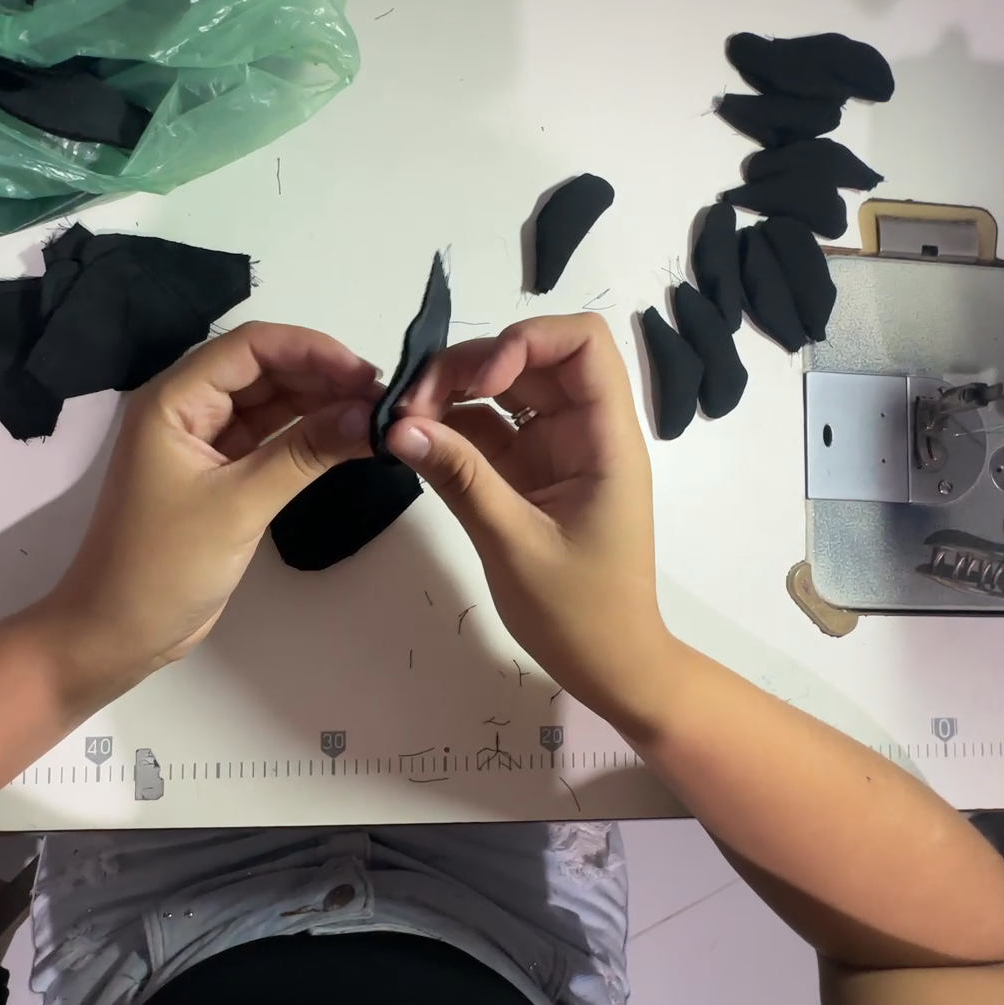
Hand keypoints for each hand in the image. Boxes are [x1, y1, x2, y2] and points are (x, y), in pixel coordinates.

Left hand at [40, 323, 378, 704]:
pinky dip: (306, 438)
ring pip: (270, 405)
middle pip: (263, 371)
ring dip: (319, 405)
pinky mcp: (221, 475)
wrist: (120, 632)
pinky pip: (270, 440)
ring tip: (374, 415)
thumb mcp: (239, 504)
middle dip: (322, 376)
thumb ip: (305, 453)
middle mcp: (188, 409)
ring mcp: (205, 443)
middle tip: (381, 398)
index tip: (366, 373)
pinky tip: (346, 438)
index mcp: (174, 399)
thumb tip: (368, 414)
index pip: (250, 347)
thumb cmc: (164, 566)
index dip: (312, 350)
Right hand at [386, 313, 670, 728]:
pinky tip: (415, 441)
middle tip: (411, 405)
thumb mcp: (513, 543)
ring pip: (502, 392)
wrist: (606, 662)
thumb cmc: (579, 612)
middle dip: (468, 368)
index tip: (477, 381)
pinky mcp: (525, 473)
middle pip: (529, 361)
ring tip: (404, 421)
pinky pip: (487, 432)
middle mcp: (581, 431)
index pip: (581, 345)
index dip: (527, 342)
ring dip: (452, 394)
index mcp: (604, 438)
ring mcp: (552, 450)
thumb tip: (397, 428)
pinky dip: (450, 429)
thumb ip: (459, 479)